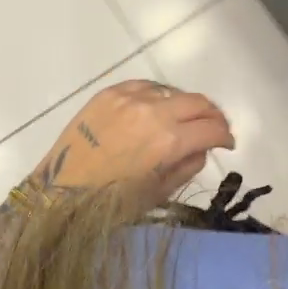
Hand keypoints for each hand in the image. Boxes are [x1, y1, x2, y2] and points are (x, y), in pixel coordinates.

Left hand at [30, 79, 235, 209]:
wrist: (60, 189)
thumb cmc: (111, 202)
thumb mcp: (158, 192)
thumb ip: (186, 166)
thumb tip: (201, 148)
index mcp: (168, 141)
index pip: (211, 129)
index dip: (226, 136)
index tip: (228, 143)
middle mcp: (153, 112)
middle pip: (198, 102)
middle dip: (212, 116)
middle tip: (215, 129)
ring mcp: (130, 98)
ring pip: (172, 91)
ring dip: (184, 105)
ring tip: (184, 120)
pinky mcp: (110, 92)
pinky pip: (145, 86)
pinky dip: (158, 96)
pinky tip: (156, 108)